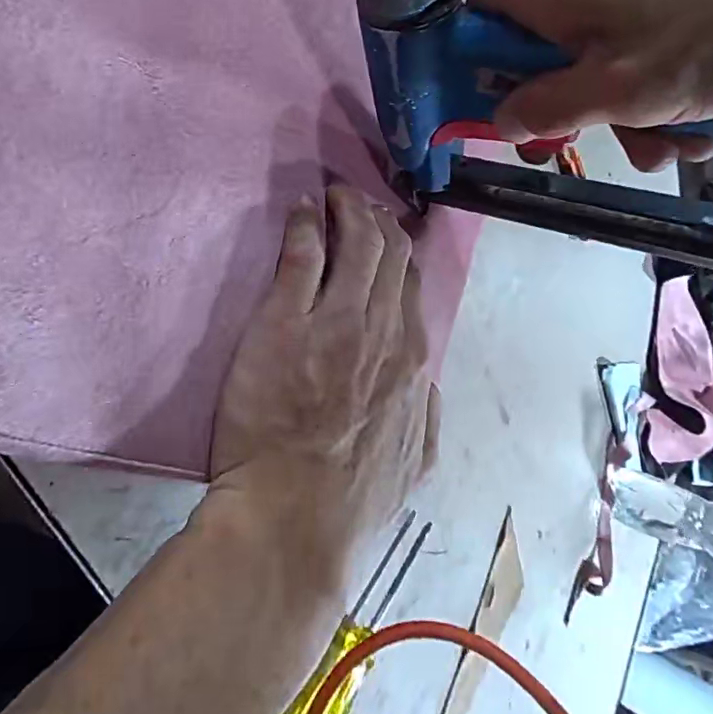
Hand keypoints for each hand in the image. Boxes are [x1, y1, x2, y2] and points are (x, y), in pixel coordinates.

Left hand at [208, 185, 436, 590]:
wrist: (294, 517)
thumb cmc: (351, 496)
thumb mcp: (417, 464)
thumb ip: (427, 416)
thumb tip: (426, 385)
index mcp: (411, 359)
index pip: (411, 284)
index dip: (399, 252)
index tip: (384, 238)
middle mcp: (383, 329)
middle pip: (389, 252)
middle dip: (376, 219)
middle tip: (355, 205)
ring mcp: (336, 319)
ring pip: (357, 242)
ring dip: (348, 209)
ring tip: (334, 197)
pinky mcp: (286, 318)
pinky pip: (303, 253)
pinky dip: (307, 223)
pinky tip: (302, 209)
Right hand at [469, 0, 712, 171]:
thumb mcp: (624, 88)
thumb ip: (550, 107)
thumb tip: (499, 117)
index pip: (474, 23)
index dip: (480, 75)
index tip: (514, 120)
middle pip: (543, 46)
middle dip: (574, 108)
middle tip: (607, 147)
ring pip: (603, 47)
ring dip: (630, 105)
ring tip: (685, 144)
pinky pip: (648, 30)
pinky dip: (666, 75)